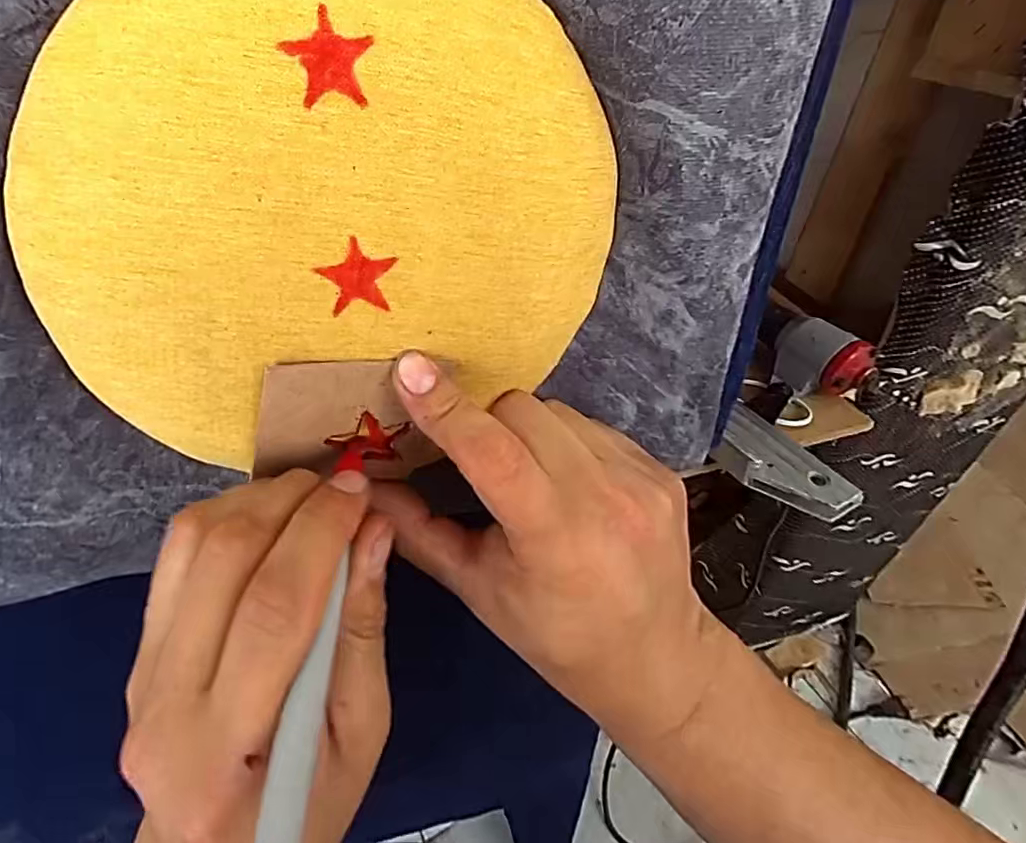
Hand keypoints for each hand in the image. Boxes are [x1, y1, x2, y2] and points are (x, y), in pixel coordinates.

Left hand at [122, 469, 394, 842]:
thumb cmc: (301, 805)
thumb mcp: (361, 732)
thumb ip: (364, 627)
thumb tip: (375, 532)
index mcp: (222, 751)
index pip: (276, 608)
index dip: (322, 533)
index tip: (358, 491)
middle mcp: (163, 703)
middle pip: (228, 560)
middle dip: (292, 502)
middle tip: (340, 486)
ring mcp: (140, 667)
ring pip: (194, 541)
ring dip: (257, 498)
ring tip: (307, 495)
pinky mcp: (138, 642)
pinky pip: (177, 551)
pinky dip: (227, 513)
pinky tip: (265, 514)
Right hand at [370, 352, 723, 754]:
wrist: (657, 658)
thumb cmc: (554, 633)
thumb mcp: (477, 589)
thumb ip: (419, 532)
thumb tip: (368, 485)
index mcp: (554, 538)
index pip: (494, 454)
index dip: (448, 409)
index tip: (409, 368)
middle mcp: (605, 498)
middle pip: (519, 411)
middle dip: (484, 421)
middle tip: (479, 461)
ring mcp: (640, 478)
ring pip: (553, 408)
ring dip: (524, 428)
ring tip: (528, 474)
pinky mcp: (657, 467)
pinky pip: (587, 423)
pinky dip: (561, 438)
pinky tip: (565, 480)